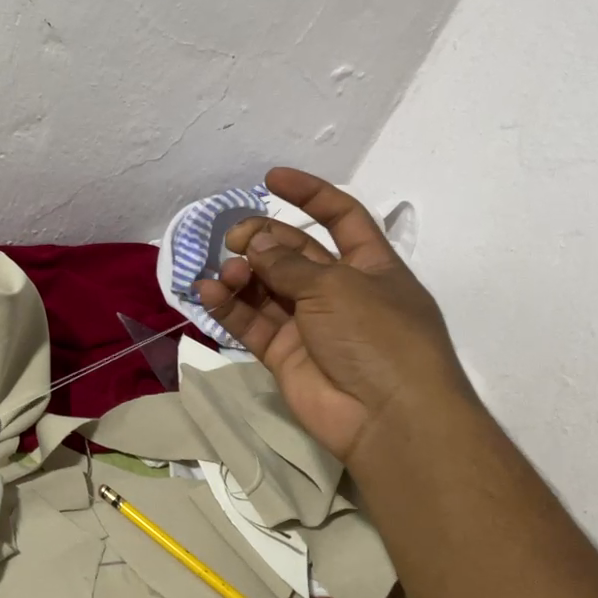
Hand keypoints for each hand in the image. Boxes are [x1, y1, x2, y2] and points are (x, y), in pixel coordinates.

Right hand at [193, 167, 471, 461]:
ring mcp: (309, 324)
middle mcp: (339, 291)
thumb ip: (289, 264)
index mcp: (370, 267)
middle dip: (263, 239)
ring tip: (227, 274)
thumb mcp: (338, 287)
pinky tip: (208, 293)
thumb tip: (256, 244)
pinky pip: (250, 321)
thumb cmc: (379, 339)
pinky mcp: (283, 353)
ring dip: (242, 273)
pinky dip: (228, 306)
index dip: (310, 194)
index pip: (341, 217)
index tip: (271, 179)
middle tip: (236, 239)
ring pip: (266, 286)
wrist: (388, 419)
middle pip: (293, 252)